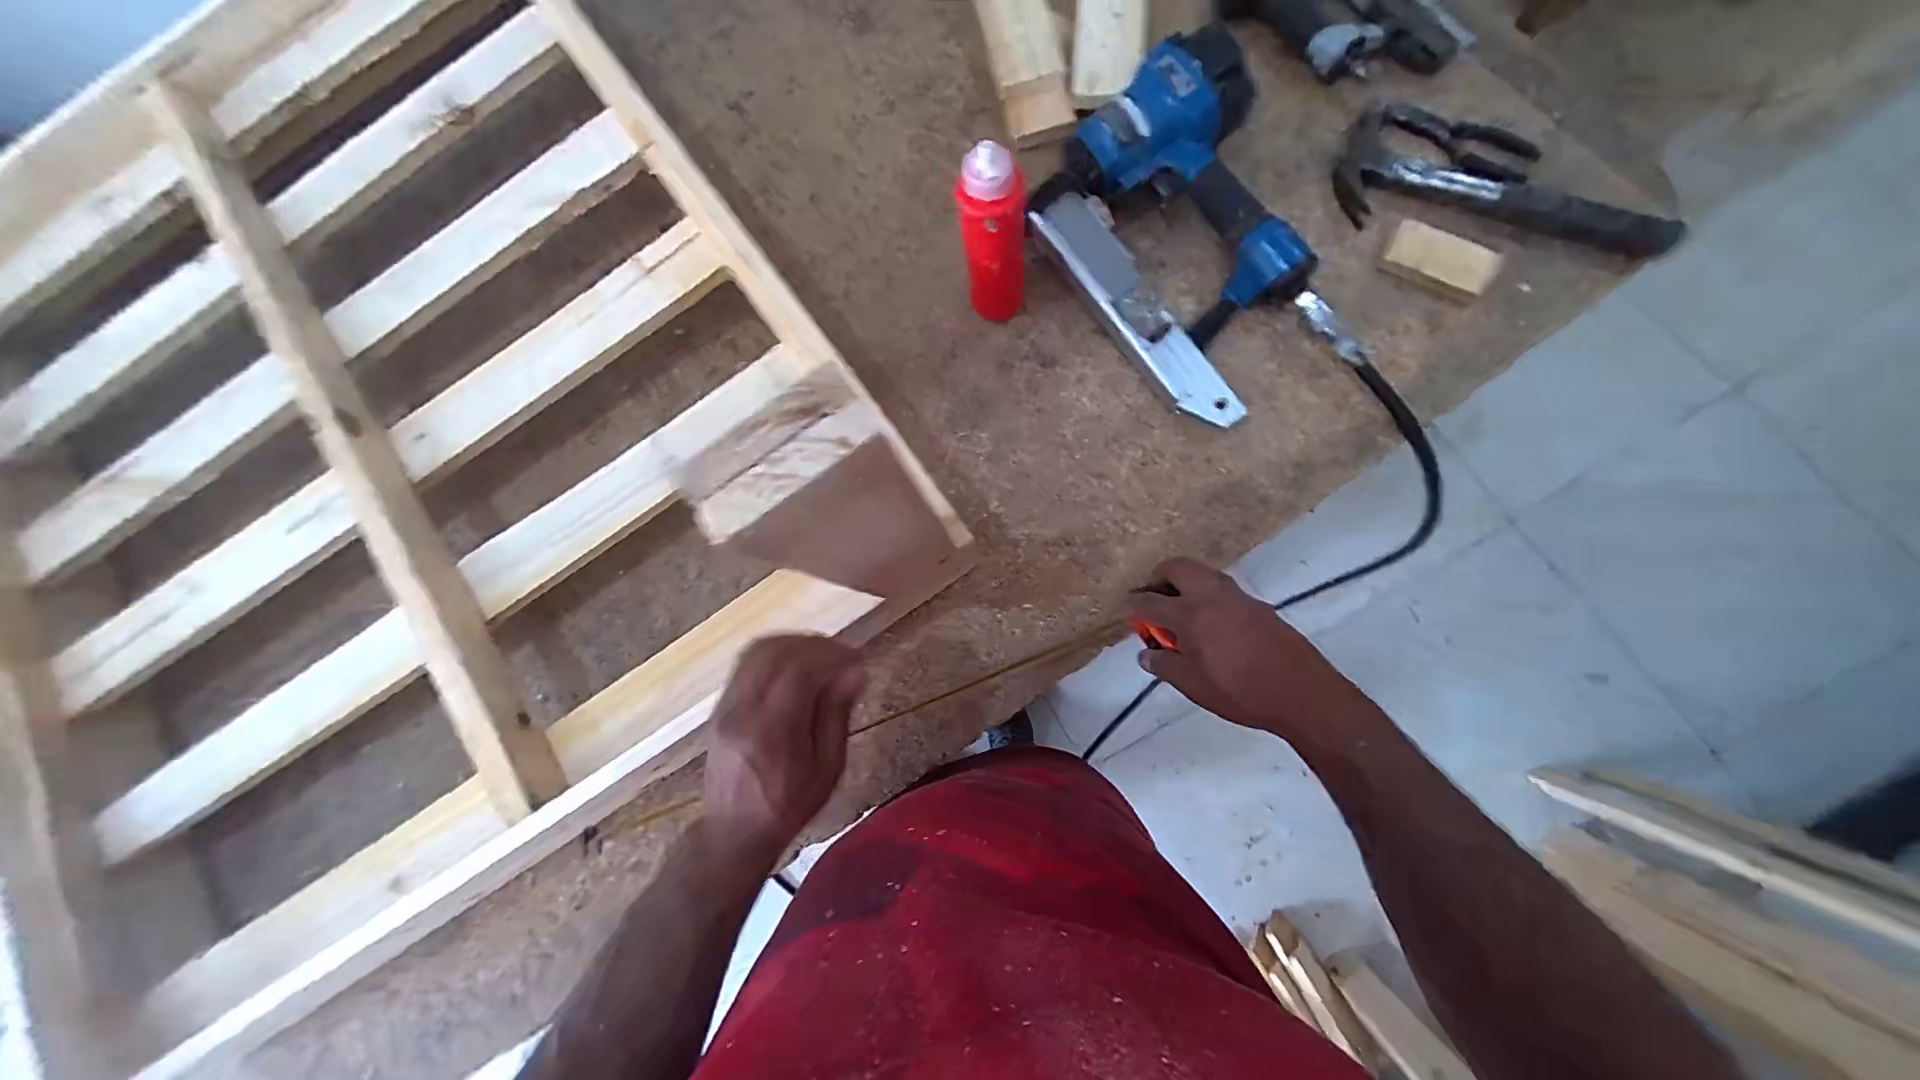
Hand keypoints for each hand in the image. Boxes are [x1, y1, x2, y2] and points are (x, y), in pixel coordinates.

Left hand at [703, 635, 864, 858]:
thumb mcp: (828, 769)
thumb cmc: (789, 806)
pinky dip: (775, 653)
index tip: (858, 659)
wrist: (734, 832)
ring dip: (794, 643)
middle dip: (816, 644)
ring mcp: (725, 706)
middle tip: (843, 655)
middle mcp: (742, 712)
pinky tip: (796, 664)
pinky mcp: (719, 705)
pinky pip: (746, 662)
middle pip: (776, 652)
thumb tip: (855, 672)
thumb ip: (837, 716)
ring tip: (822, 656)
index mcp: (772, 733)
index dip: (832, 655)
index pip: (799, 670)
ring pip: (757, 650)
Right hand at [1126, 558, 1375, 751]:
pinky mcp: (1257, 605)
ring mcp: (1237, 596)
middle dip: (1157, 579)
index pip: (1149, 601)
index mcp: (1190, 615)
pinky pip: (1220, 588)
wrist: (1303, 693)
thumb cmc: (1242, 693)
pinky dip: (1204, 595)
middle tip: (1152, 603)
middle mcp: (1211, 596)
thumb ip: (1165, 666)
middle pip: (1175, 568)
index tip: (1125, 611)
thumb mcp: (1193, 685)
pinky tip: (1208, 625)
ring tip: (1179, 614)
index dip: (1132, 605)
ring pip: (1201, 573)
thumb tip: (1147, 654)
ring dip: (1183, 584)